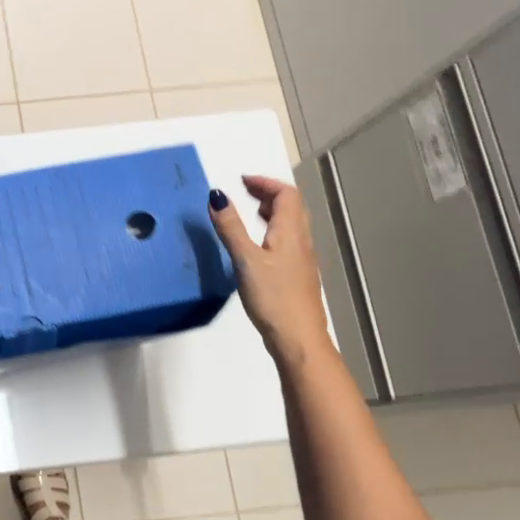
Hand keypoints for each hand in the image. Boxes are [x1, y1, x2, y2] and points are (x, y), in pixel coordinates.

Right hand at [208, 175, 331, 363]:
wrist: (298, 337)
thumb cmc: (273, 297)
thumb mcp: (246, 261)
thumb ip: (231, 228)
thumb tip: (217, 195)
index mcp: (290, 233)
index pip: (286, 194)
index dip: (265, 182)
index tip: (242, 181)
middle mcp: (301, 241)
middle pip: (292, 206)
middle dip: (269, 194)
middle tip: (245, 193)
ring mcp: (302, 260)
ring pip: (292, 224)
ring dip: (272, 212)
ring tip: (250, 214)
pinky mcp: (298, 275)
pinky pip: (288, 241)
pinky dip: (273, 231)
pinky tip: (258, 247)